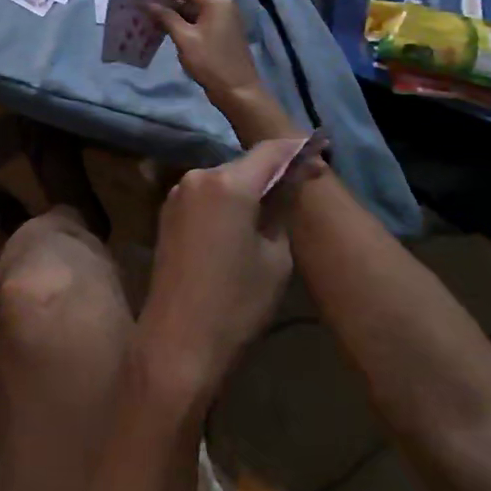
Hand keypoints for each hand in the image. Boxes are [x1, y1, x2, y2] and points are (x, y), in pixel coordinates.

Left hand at [140, 140, 305, 391]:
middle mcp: (198, 177)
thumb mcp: (276, 256)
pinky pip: (207, 195)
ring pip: (224, 180)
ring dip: (249, 187)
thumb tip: (294, 178)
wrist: (178, 340)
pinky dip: (228, 201)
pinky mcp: (168, 212)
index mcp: (227, 184)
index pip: (270, 151)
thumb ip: (283, 207)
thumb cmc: (237, 302)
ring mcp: (178, 194)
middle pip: (245, 164)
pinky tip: (243, 221)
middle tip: (304, 184)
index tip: (322, 152)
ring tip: (275, 207)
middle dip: (274, 170)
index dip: (297, 149)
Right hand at [148, 0, 262, 109]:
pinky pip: (197, 18)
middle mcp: (221, 3)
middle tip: (145, 7)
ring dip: (172, 10)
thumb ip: (166, 17)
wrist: (237, 90)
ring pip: (192, 6)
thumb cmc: (210, 62)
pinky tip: (164, 29)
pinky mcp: (219, 30)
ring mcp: (221, 17)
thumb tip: (148, 3)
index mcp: (215, 0)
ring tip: (150, 19)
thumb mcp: (185, 39)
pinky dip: (181, 21)